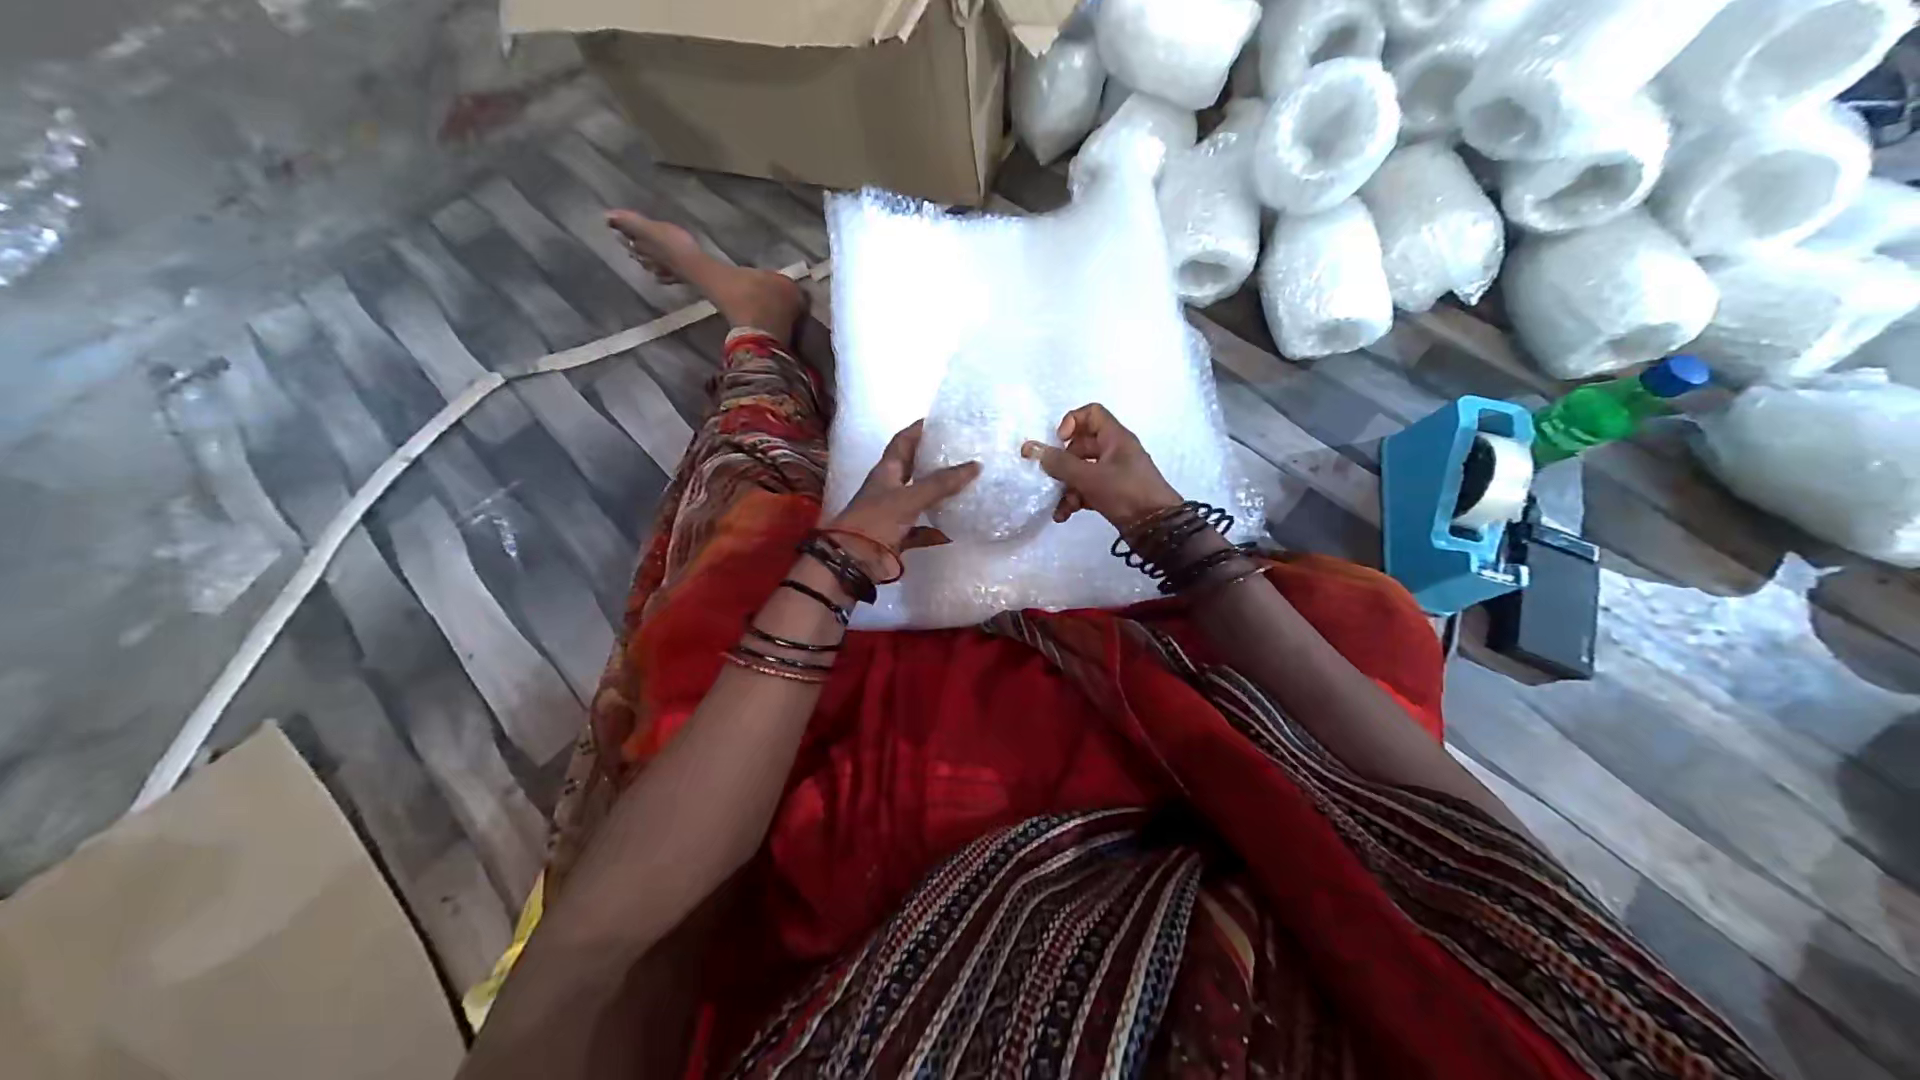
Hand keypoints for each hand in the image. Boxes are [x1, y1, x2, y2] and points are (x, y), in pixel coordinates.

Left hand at [826, 420, 980, 574]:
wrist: (854, 561)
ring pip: (919, 499)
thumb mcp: (910, 498)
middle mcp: (889, 488)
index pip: (903, 441)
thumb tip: (975, 465)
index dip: (918, 429)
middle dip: (933, 459)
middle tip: (960, 452)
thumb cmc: (876, 521)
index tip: (940, 421)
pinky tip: (955, 529)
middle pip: (913, 468)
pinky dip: (937, 530)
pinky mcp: (897, 537)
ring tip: (965, 485)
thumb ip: (941, 483)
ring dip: (938, 494)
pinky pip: (921, 530)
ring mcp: (893, 513)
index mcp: (886, 471)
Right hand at [1022, 404, 1181, 529]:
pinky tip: (1063, 515)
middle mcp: (1114, 451)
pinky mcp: (1111, 494)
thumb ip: (1060, 463)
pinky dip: (1074, 500)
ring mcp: (1113, 474)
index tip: (1059, 441)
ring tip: (1058, 505)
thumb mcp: (1090, 477)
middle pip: (1081, 445)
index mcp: (1115, 438)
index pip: (1091, 413)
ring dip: (1066, 487)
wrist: (1157, 529)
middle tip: (1050, 477)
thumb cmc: (1127, 493)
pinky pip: (1086, 490)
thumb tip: (1032, 449)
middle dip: (1063, 463)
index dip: (1072, 422)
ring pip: (1081, 471)